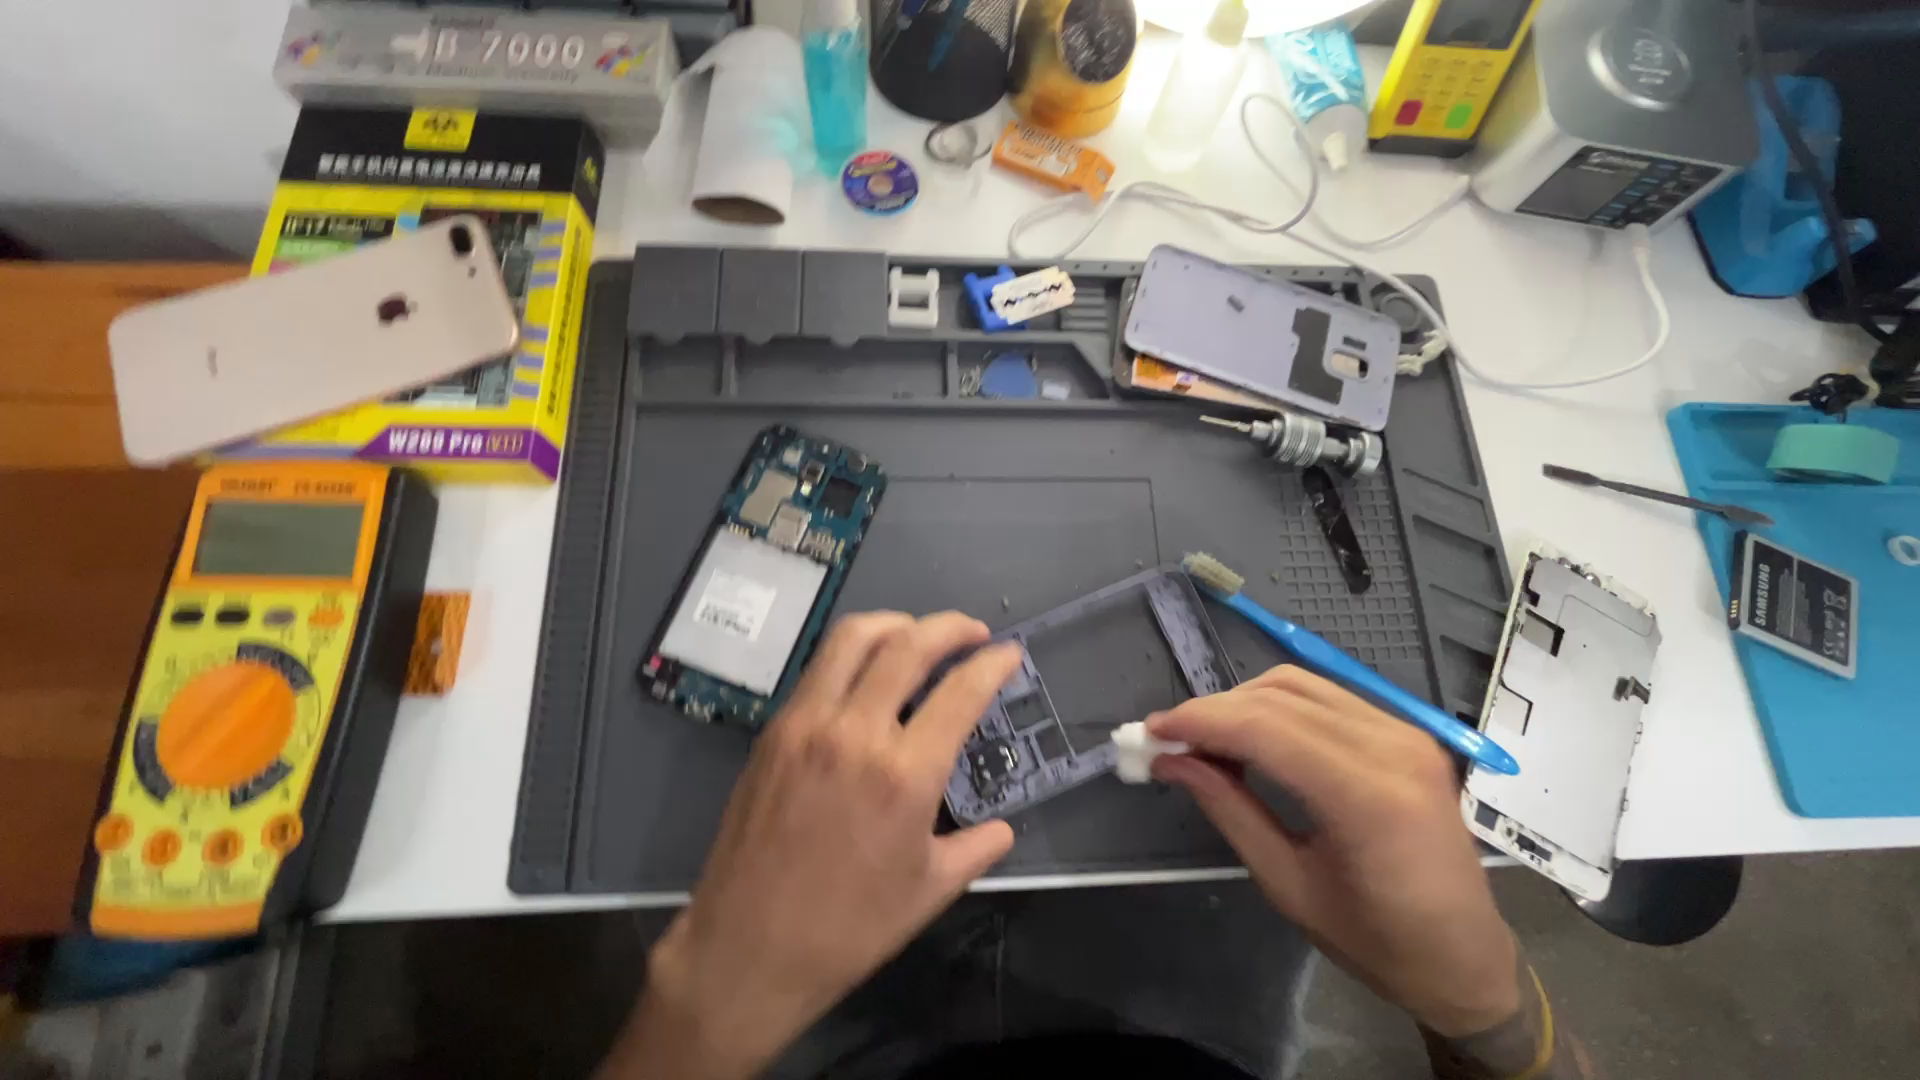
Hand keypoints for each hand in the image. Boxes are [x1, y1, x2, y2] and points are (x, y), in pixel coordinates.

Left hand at [607, 612, 1022, 1079]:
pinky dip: (852, 653)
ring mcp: (807, 724)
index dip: (992, 664)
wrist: (747, 949)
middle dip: (949, 626)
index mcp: (904, 774)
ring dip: (895, 623)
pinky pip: (818, 668)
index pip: (960, 692)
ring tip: (918, 634)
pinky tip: (867, 672)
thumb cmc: (848, 929)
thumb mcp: (929, 891)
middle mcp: (855, 732)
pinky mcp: (774, 730)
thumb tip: (1002, 828)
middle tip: (971, 631)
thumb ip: (976, 848)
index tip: (1007, 654)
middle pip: (908, 645)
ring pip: (853, 638)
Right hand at [1148, 665, 1519, 1037]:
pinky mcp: (1404, 731)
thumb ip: (1228, 809)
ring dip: (1240, 702)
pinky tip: (1249, 735)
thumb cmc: (1378, 942)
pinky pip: (1322, 695)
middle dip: (1212, 711)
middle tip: (1168, 741)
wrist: (1467, 958)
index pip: (1265, 728)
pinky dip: (1273, 705)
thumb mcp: (1287, 884)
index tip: (1151, 734)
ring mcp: (1404, 732)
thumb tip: (1170, 762)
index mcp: (1369, 798)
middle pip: (1277, 697)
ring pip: (1296, 684)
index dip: (1199, 721)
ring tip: (1205, 740)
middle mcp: (1392, 747)